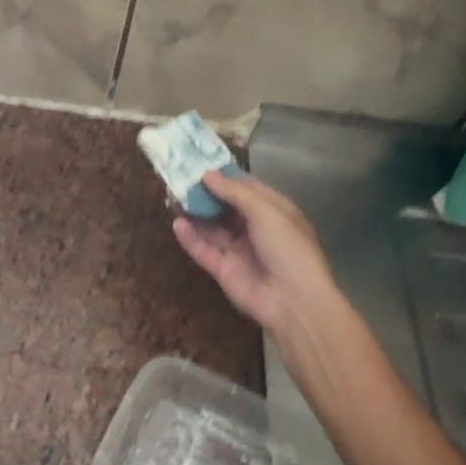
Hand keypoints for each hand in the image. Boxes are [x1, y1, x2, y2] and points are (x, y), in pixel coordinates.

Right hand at [172, 170, 344, 337]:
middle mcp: (255, 229)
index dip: (226, 177)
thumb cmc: (287, 247)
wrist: (293, 300)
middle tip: (181, 179)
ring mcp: (238, 250)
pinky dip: (190, 238)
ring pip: (212, 228)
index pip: (247, 189)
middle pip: (226, 208)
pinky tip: (177, 224)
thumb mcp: (266, 211)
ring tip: (172, 197)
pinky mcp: (223, 270)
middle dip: (206, 195)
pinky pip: (203, 250)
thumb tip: (208, 175)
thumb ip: (235, 192)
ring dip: (195, 214)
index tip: (201, 163)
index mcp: (274, 212)